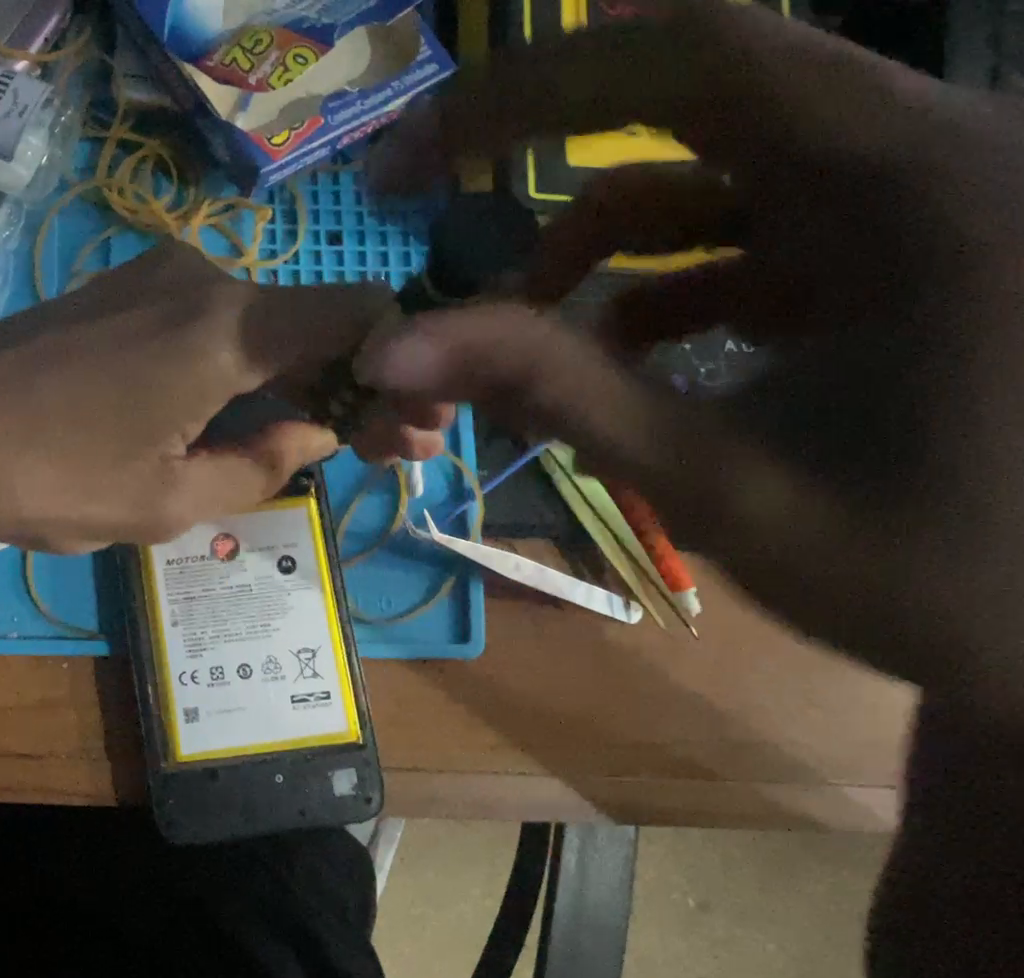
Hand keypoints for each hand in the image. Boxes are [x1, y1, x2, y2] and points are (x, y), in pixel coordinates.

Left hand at [0, 243, 445, 552]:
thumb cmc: (44, 477)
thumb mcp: (166, 502)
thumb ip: (262, 463)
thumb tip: (317, 430)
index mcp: (229, 326)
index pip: (362, 316)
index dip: (400, 371)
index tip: (405, 432)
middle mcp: (202, 279)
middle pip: (311, 319)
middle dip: (349, 384)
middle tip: (370, 454)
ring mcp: (151, 278)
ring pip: (255, 323)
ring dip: (289, 379)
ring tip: (298, 448)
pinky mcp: (113, 293)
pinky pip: (202, 324)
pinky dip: (233, 369)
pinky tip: (226, 419)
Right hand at [358, 0, 1023, 705]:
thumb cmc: (936, 568)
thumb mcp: (717, 482)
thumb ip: (551, 394)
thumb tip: (386, 351)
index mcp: (918, 185)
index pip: (691, 63)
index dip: (525, 89)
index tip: (405, 164)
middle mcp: (929, 153)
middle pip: (688, 94)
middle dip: (535, 146)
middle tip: (418, 197)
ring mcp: (916, 198)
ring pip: (702, 168)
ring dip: (586, 242)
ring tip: (517, 330)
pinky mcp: (898, 247)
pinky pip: (742, 224)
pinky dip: (650, 277)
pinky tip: (615, 352)